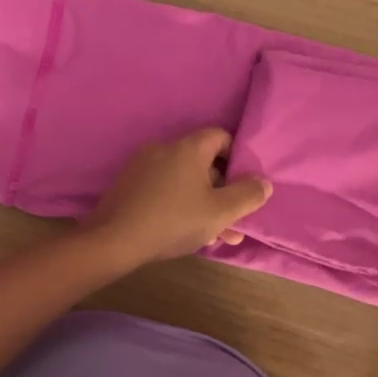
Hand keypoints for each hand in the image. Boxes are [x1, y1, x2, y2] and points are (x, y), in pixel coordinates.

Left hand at [80, 128, 272, 263]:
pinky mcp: (129, 184)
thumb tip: (263, 181)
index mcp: (187, 148)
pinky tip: (187, 233)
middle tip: (234, 220)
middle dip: (222, 191)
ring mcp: (142, 166)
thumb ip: (247, 195)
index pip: (221, 137)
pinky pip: (163, 189)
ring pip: (184, 181)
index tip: (245, 184)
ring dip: (203, 204)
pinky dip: (179, 205)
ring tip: (216, 236)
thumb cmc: (173, 220)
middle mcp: (163, 148)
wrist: (115, 239)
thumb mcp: (220, 212)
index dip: (238, 158)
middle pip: (203, 162)